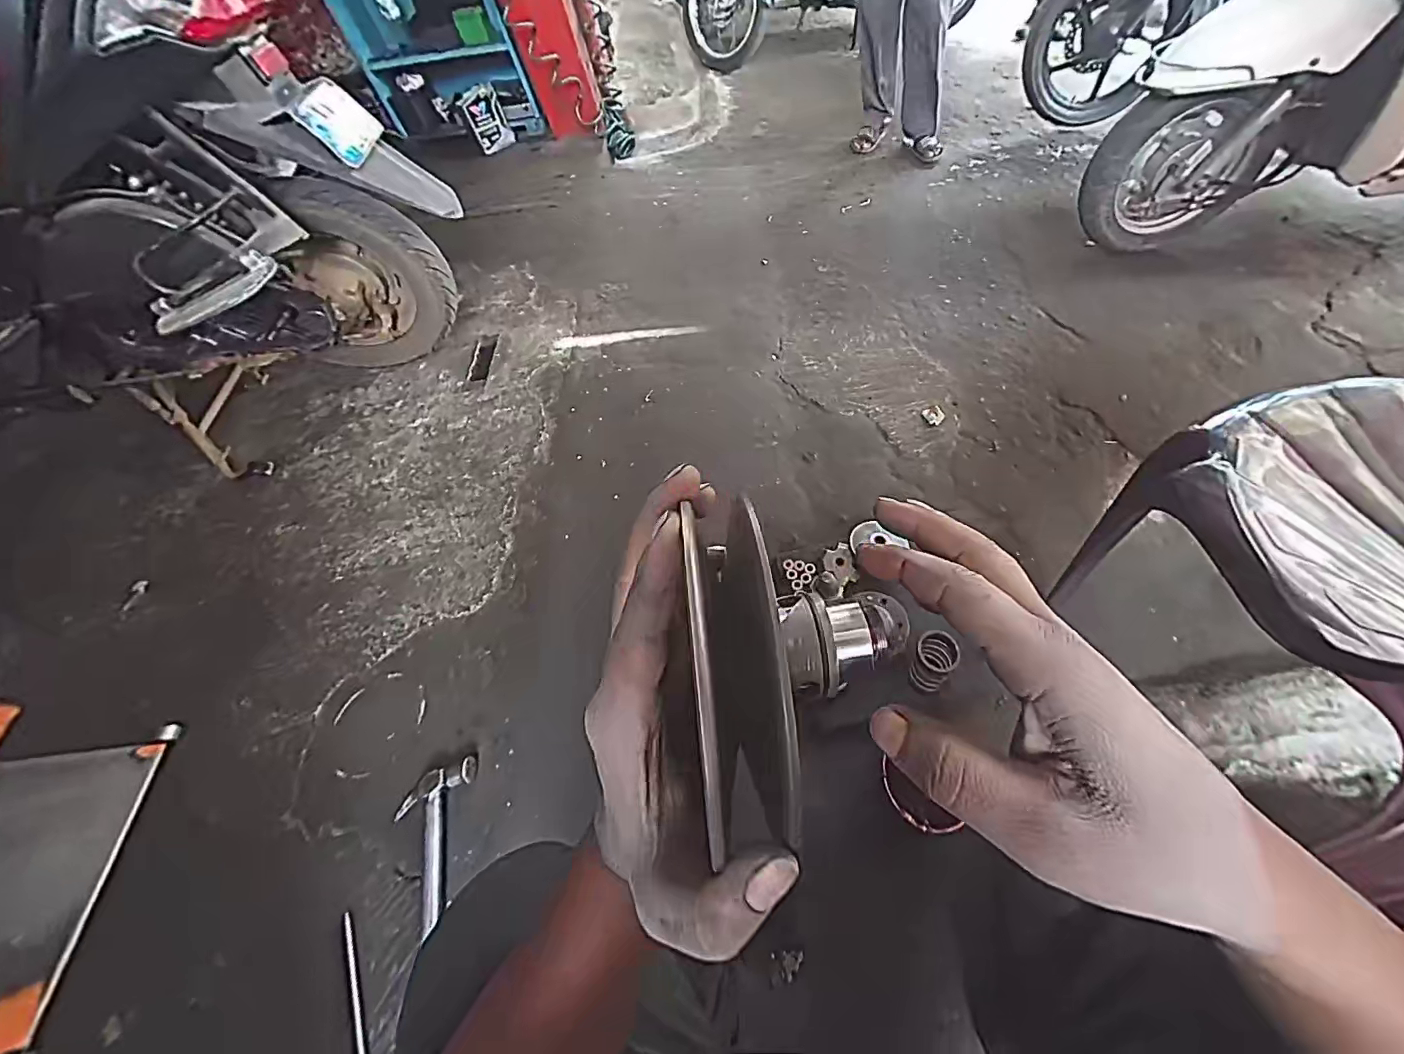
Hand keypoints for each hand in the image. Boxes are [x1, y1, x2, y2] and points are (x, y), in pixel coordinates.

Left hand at [585, 466, 800, 961]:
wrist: (640, 866)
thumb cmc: (664, 877)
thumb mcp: (695, 915)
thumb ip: (732, 907)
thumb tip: (779, 871)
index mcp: (624, 733)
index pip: (633, 652)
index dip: (653, 594)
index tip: (677, 542)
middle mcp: (624, 691)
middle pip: (629, 600)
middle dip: (653, 538)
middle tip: (689, 489)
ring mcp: (640, 675)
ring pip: (642, 591)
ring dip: (662, 536)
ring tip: (698, 493)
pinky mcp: (661, 668)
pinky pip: (663, 603)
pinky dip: (678, 561)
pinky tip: (706, 537)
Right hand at [859, 498, 1273, 949]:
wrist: (1225, 857)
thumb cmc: (1149, 846)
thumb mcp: (1038, 828)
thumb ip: (954, 774)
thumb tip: (889, 728)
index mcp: (1057, 671)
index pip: (974, 597)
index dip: (917, 568)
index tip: (874, 555)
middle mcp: (1064, 650)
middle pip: (992, 563)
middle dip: (933, 530)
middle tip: (885, 514)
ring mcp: (1072, 658)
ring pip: (1004, 579)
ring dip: (950, 550)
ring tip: (906, 541)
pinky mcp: (1072, 676)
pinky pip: (1010, 608)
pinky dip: (969, 584)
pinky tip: (952, 598)